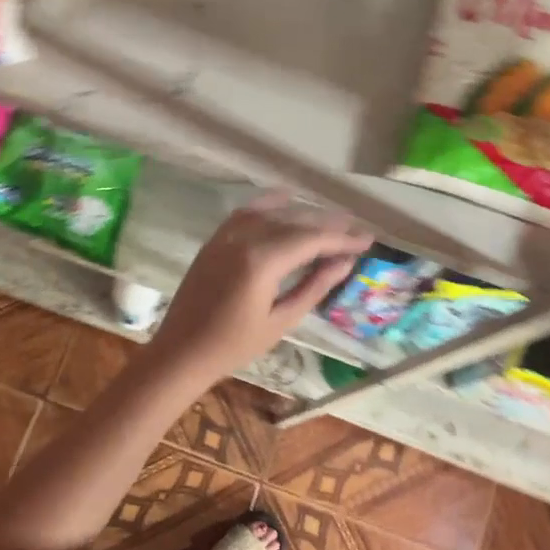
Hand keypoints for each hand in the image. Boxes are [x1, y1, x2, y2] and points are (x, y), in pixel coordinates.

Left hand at [143, 194, 372, 382]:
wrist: (182, 351)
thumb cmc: (234, 345)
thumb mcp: (281, 320)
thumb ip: (314, 287)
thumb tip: (345, 262)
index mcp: (261, 262)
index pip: (311, 239)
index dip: (341, 238)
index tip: (367, 239)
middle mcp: (243, 239)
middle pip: (295, 222)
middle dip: (328, 225)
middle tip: (356, 229)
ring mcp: (225, 235)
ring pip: (272, 213)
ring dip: (303, 213)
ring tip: (330, 219)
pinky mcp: (215, 239)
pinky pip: (246, 212)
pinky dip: (268, 203)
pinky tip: (287, 199)